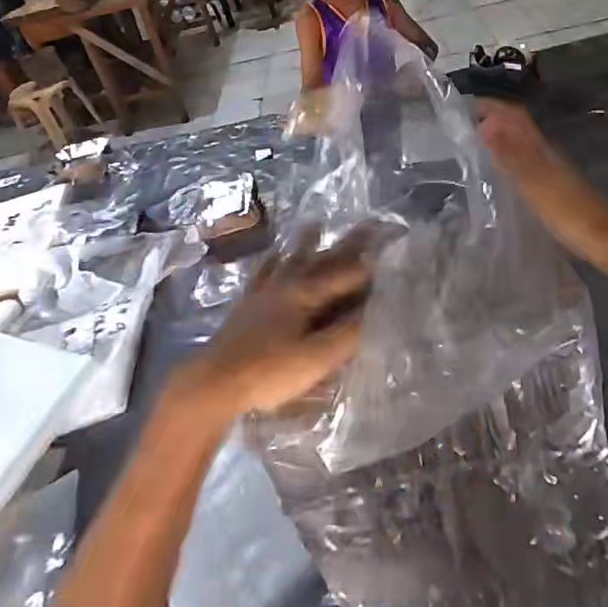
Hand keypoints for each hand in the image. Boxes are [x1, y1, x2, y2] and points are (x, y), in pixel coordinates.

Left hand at [189, 229, 372, 414]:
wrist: (212, 385)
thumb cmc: (268, 372)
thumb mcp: (317, 358)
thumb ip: (349, 334)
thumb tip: (378, 311)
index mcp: (307, 292)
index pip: (348, 273)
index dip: (374, 263)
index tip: (395, 246)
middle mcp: (287, 283)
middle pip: (324, 257)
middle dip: (349, 242)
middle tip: (370, 222)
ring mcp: (265, 291)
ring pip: (292, 258)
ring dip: (308, 241)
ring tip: (317, 221)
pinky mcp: (248, 304)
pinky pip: (264, 273)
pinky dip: (274, 260)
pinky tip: (275, 255)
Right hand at [476, 99, 607, 256]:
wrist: (602, 237)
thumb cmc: (567, 211)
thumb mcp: (534, 183)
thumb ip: (511, 155)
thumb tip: (487, 125)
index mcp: (542, 148)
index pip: (516, 115)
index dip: (494, 106)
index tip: (466, 107)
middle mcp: (547, 152)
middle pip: (518, 126)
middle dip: (493, 120)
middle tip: (464, 128)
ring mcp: (552, 168)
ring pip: (522, 144)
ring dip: (500, 138)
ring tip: (475, 146)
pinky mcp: (553, 185)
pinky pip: (526, 162)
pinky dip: (509, 158)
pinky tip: (500, 173)